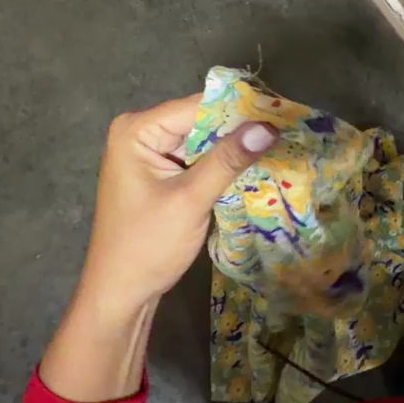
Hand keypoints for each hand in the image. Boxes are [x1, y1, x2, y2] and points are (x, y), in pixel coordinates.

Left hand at [77, 94, 280, 310]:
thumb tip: (268, 126)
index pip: (196, 106)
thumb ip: (227, 160)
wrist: (120, 296)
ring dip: (231, 146)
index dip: (238, 108)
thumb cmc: (147, 246)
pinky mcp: (158, 172)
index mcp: (136, 129)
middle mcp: (139, 132)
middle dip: (237, 127)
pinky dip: (219, 164)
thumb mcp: (190, 200)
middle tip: (284, 130)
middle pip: (198, 120)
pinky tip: (252, 166)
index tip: (280, 112)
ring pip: (200, 139)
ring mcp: (147, 153)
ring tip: (277, 145)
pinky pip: (195, 157)